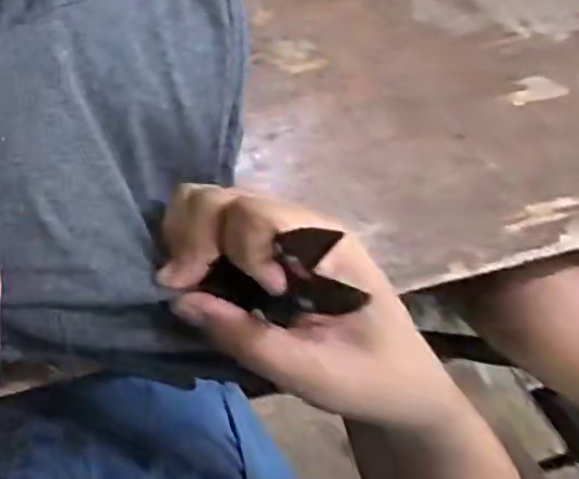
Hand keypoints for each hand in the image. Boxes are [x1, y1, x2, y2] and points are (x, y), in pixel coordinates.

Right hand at [157, 185, 469, 433]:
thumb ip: (248, 339)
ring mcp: (271, 221)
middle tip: (186, 284)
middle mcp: (292, 218)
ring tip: (188, 277)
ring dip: (185, 234)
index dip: (239, 247)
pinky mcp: (253, 234)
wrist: (398, 382)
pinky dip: (187, 236)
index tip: (259, 294)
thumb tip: (179, 300)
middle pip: (219, 197)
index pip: (257, 211)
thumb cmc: (368, 376)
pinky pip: (206, 214)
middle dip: (194, 238)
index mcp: (323, 240)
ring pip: (204, 198)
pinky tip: (194, 271)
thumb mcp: (316, 374)